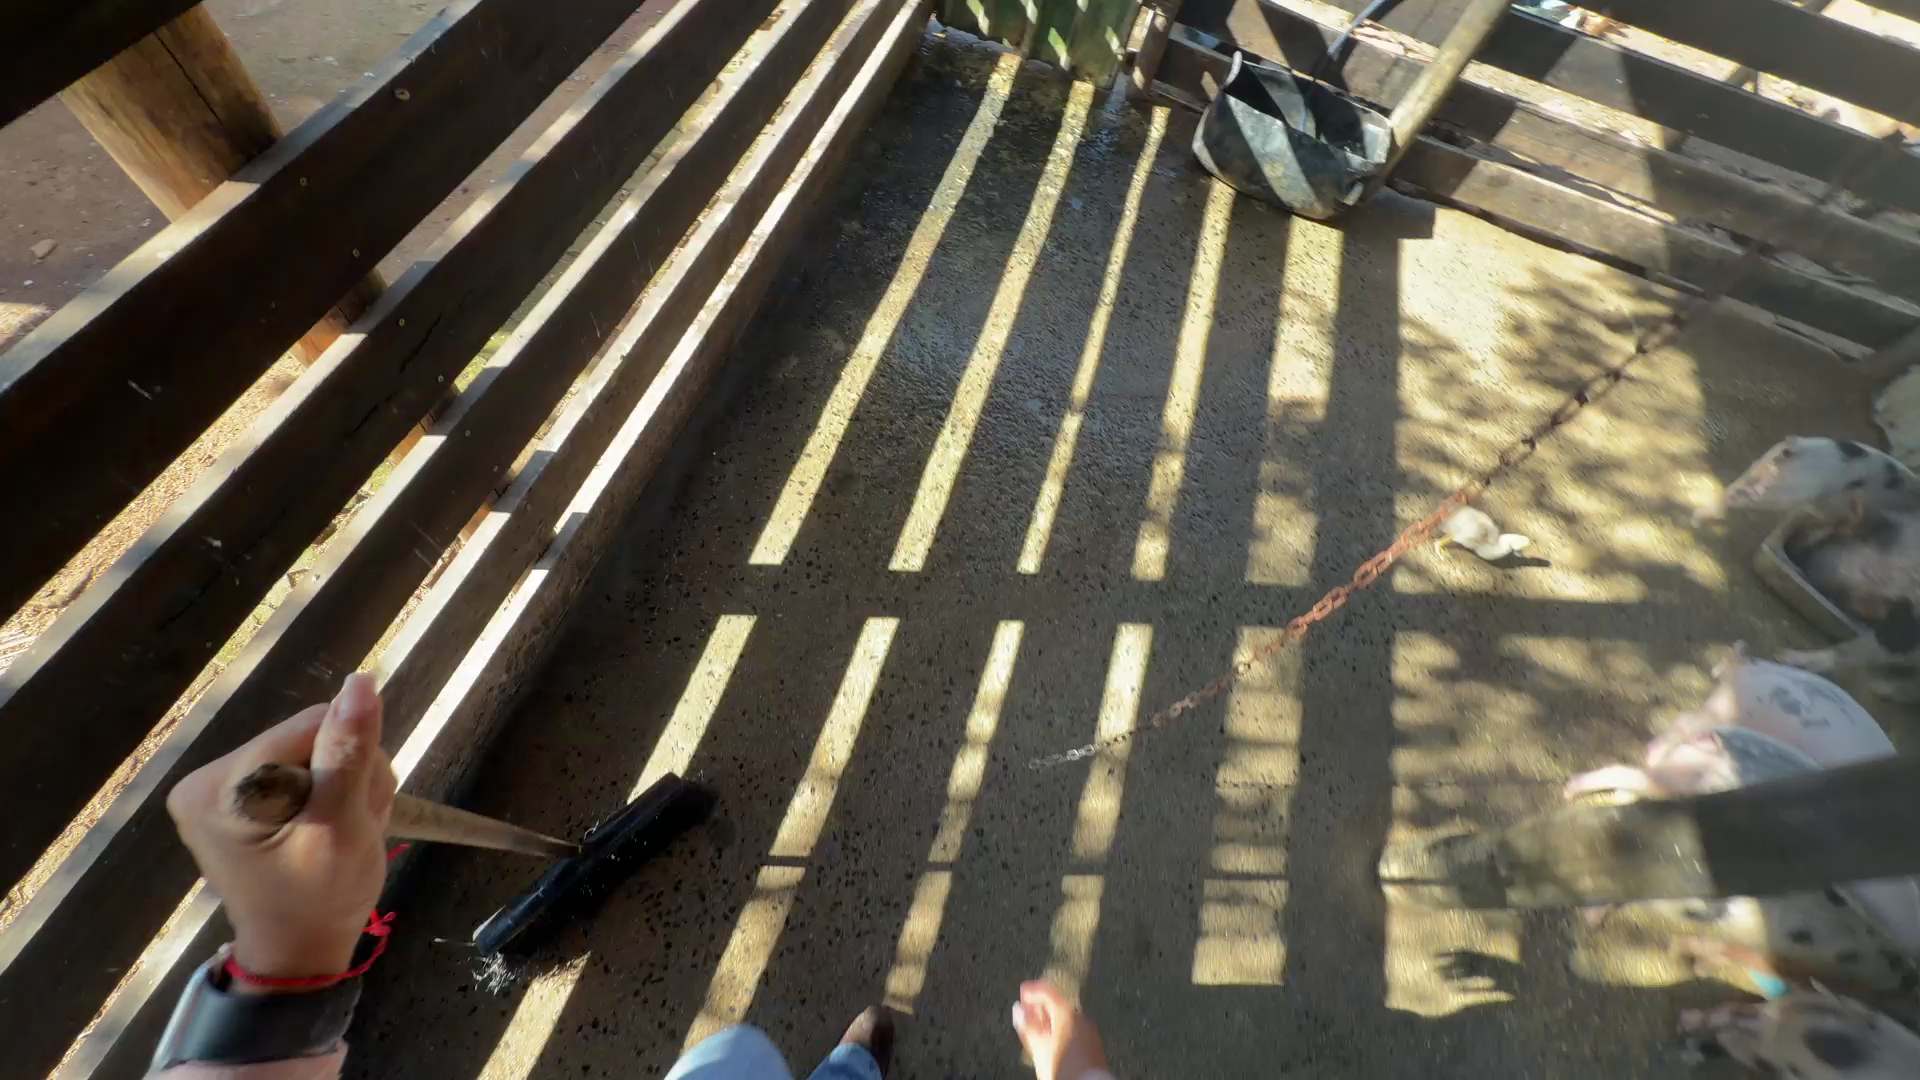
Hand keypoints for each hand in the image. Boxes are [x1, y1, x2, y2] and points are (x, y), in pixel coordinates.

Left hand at [167, 673, 395, 989]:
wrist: (304, 943)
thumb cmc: (323, 893)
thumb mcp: (342, 825)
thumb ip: (348, 754)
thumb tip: (361, 683)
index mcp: (220, 786)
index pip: (314, 725)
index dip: (354, 756)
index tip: (354, 807)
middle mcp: (211, 777)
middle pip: (318, 733)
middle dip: (355, 770)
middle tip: (355, 820)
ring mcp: (227, 785)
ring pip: (325, 745)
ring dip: (355, 781)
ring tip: (348, 825)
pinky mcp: (248, 792)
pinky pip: (315, 762)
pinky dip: (342, 788)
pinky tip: (337, 820)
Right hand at [1011, 980, 1108, 1079]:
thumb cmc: (1063, 1068)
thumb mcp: (1040, 1048)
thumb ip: (1027, 1026)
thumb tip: (1018, 1009)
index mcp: (1067, 1011)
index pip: (1047, 990)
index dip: (1032, 990)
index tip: (1022, 994)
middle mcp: (1080, 1015)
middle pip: (1056, 1003)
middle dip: (1039, 1007)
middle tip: (1026, 1013)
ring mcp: (1088, 1028)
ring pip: (1064, 1016)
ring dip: (1048, 1019)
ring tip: (1036, 1029)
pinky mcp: (1092, 1041)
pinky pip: (1072, 1026)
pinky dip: (1059, 1028)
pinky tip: (1051, 1040)